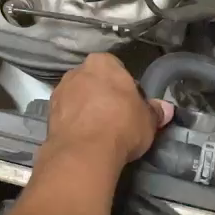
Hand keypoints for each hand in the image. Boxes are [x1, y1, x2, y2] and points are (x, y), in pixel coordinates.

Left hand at [44, 54, 173, 167]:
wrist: (84, 152)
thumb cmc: (122, 126)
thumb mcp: (148, 120)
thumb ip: (155, 111)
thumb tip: (166, 109)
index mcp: (103, 62)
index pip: (116, 69)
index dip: (124, 88)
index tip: (130, 105)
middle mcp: (78, 70)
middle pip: (94, 81)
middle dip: (102, 95)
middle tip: (115, 118)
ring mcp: (60, 91)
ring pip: (78, 97)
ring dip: (86, 109)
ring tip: (98, 132)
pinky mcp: (48, 113)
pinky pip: (66, 114)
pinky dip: (74, 122)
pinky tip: (84, 138)